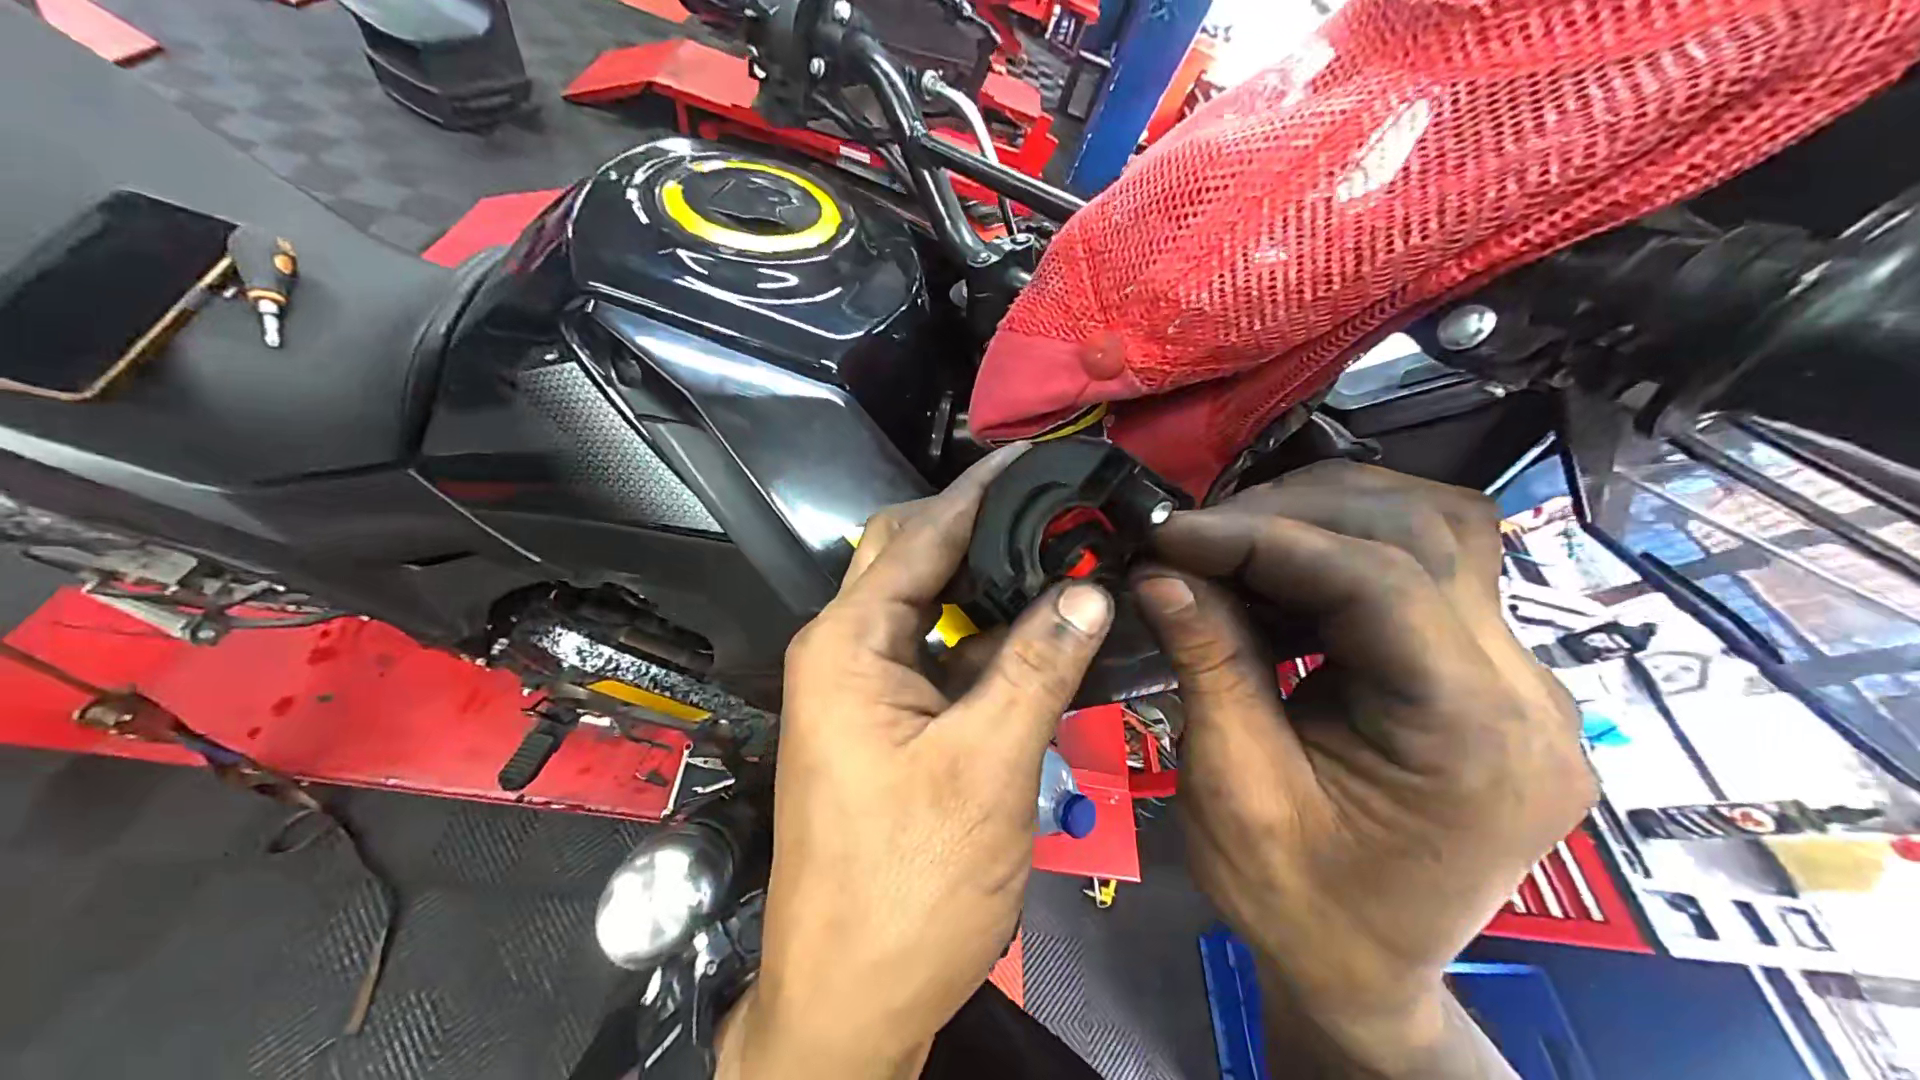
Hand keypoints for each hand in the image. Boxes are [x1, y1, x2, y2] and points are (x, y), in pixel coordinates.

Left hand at [720, 444, 1115, 1079]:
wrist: (850, 998)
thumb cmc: (909, 885)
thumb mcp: (984, 768)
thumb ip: (1036, 668)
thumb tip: (1088, 589)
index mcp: (847, 644)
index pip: (922, 536)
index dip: (980, 490)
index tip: (1035, 454)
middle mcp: (844, 652)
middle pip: (909, 557)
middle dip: (975, 523)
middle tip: (1050, 502)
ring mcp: (862, 690)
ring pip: (925, 607)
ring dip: (984, 581)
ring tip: (1053, 551)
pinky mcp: (884, 724)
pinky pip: (936, 656)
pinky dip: (981, 637)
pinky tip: (1034, 629)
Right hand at [1133, 462, 1590, 1077]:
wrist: (1363, 970)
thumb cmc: (1295, 903)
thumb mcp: (1234, 790)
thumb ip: (1208, 665)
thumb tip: (1159, 571)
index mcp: (1471, 738)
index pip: (1381, 582)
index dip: (1264, 538)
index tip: (1171, 533)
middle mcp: (1524, 692)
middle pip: (1427, 532)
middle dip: (1295, 512)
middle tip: (1198, 533)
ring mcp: (1516, 678)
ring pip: (1435, 531)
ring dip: (1323, 516)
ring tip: (1233, 541)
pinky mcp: (1483, 672)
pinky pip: (1420, 572)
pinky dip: (1336, 552)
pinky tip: (1272, 575)